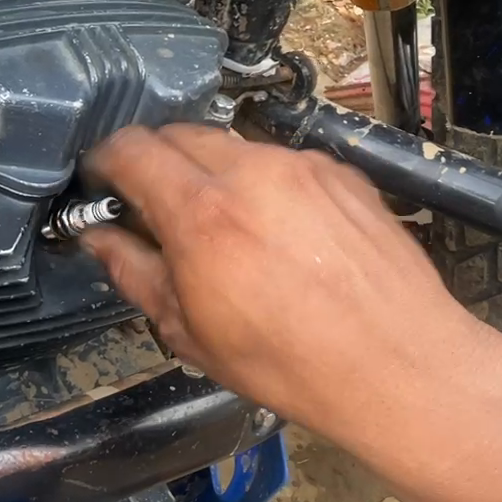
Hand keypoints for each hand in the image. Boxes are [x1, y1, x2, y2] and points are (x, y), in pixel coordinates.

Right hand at [80, 125, 501, 464]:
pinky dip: (256, 181)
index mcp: (200, 213)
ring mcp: (300, 165)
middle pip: (175, 134)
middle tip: (154, 205)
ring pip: (227, 145)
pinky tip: (275, 228)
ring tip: (220, 222)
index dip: (104, 160)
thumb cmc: (283, 362)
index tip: (101, 181)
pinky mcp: (340, 171)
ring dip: (205, 170)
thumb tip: (98, 235)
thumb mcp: (186, 330)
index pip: (130, 148)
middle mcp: (248, 171)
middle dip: (152, 160)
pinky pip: (277, 159)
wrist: (404, 368)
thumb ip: (132, 270)